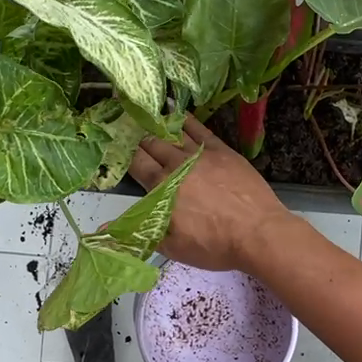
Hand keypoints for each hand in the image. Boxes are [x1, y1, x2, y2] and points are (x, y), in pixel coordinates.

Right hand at [129, 116, 293, 271]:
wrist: (258, 233)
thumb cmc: (214, 244)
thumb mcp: (172, 247)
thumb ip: (139, 233)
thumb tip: (103, 232)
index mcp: (162, 187)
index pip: (136, 163)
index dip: (123, 153)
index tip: (115, 145)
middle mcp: (177, 165)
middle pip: (152, 145)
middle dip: (138, 138)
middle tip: (128, 130)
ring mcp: (202, 155)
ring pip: (174, 134)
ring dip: (158, 126)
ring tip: (147, 118)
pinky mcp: (223, 152)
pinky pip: (201, 130)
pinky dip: (187, 120)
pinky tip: (178, 113)